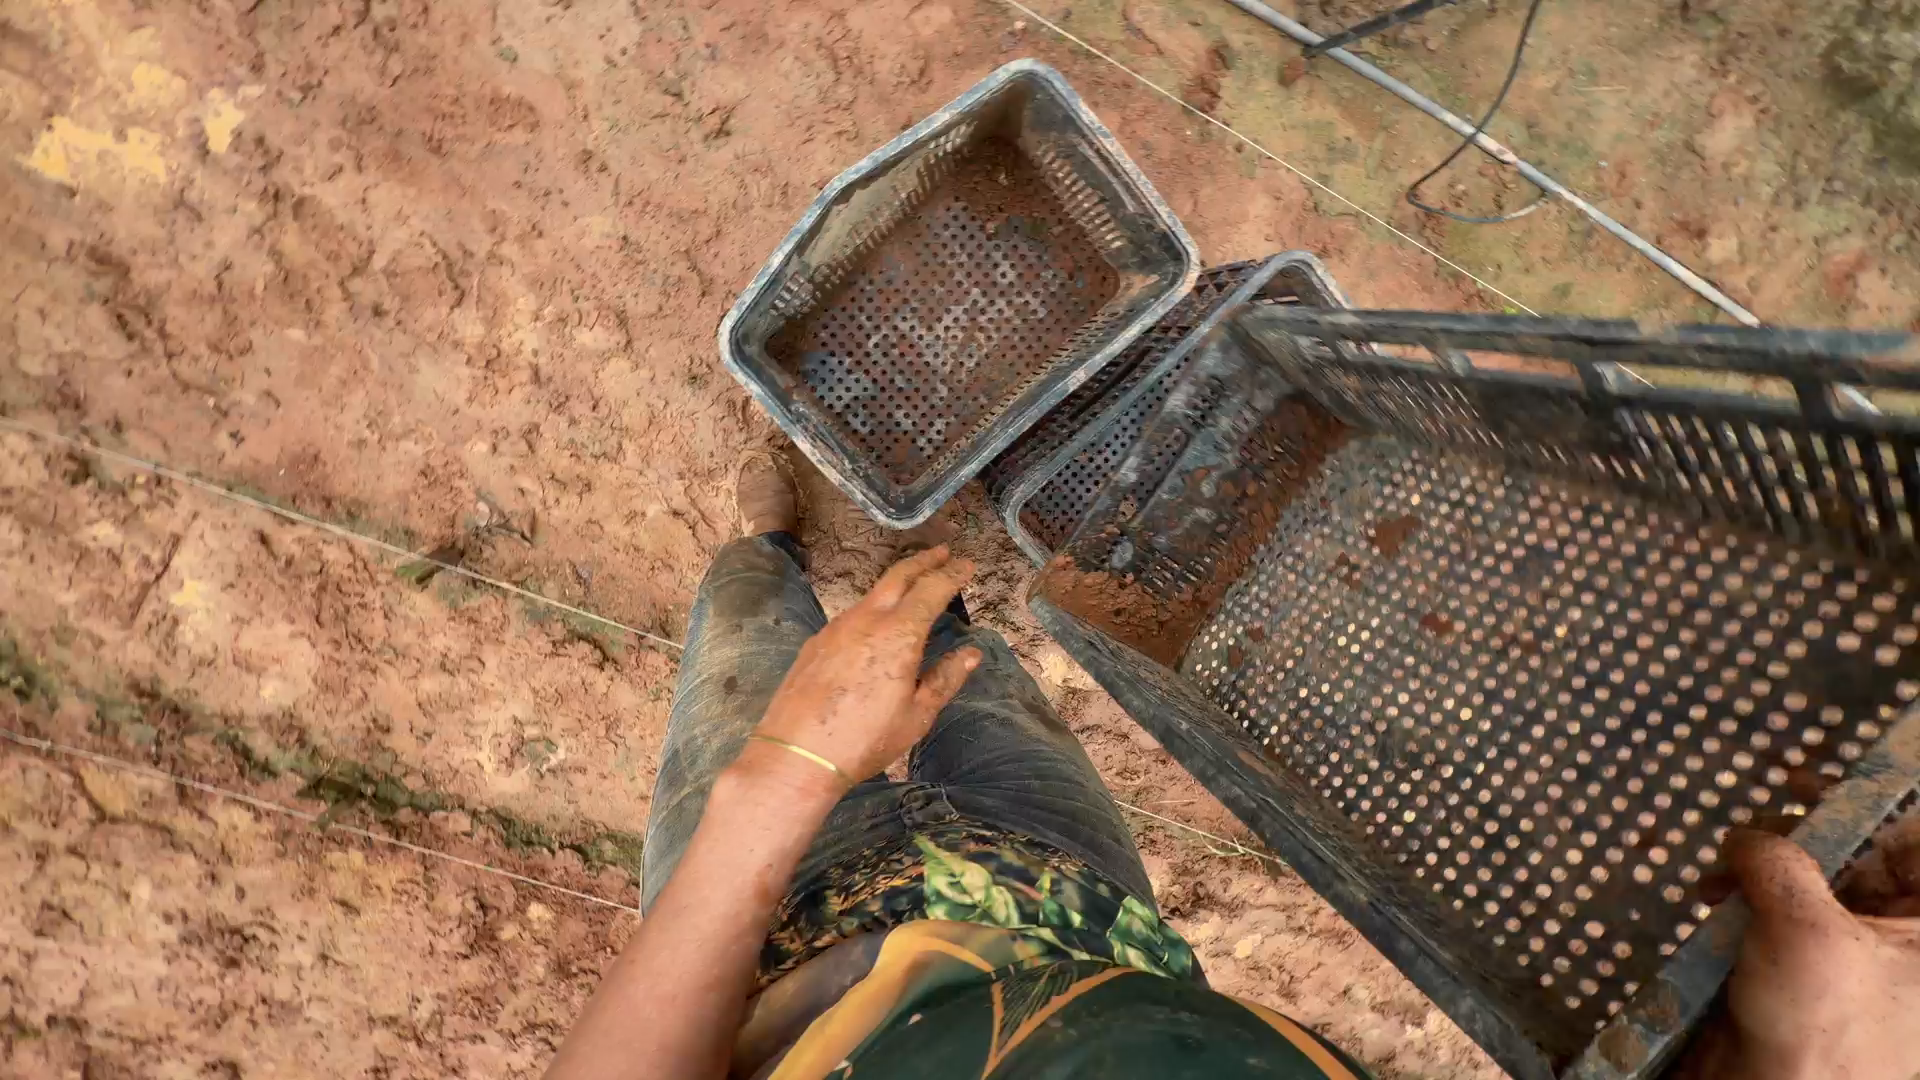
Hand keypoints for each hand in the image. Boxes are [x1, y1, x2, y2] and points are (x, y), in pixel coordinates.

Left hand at [744, 545, 980, 794]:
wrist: (796, 754)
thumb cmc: (865, 739)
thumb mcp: (916, 715)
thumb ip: (945, 678)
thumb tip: (971, 653)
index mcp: (899, 634)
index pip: (932, 589)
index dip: (953, 573)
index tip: (967, 565)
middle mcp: (867, 619)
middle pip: (899, 575)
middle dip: (924, 560)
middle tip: (944, 552)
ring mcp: (837, 626)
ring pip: (873, 594)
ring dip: (898, 583)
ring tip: (914, 587)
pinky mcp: (818, 640)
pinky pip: (853, 614)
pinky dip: (875, 608)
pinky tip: (877, 626)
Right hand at [1685, 829, 1919, 1079]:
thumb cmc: (1826, 1031)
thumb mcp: (1806, 932)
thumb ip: (1777, 864)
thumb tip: (1749, 837)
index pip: (1913, 844)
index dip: (1865, 806)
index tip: (1800, 781)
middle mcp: (1905, 937)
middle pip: (1857, 855)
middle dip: (1791, 839)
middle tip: (1742, 841)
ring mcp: (1856, 952)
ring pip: (1806, 878)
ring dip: (1752, 869)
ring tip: (1716, 883)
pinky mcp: (1806, 964)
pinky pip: (1774, 907)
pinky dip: (1738, 895)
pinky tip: (1711, 902)